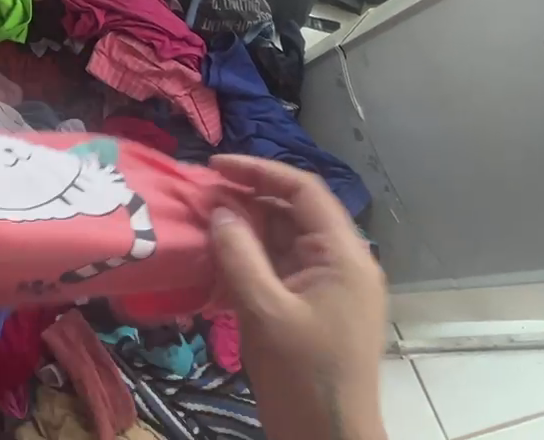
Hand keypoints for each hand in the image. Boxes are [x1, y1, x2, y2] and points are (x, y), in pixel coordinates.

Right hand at [207, 155, 389, 439]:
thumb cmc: (303, 375)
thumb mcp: (264, 310)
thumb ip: (239, 254)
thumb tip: (218, 211)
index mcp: (344, 256)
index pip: (303, 190)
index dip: (259, 170)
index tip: (214, 167)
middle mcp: (341, 261)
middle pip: (293, 208)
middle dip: (246, 195)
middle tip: (200, 192)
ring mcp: (328, 283)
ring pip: (283, 233)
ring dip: (244, 223)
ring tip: (201, 217)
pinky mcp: (312, 302)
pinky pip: (279, 260)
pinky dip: (249, 250)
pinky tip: (216, 252)